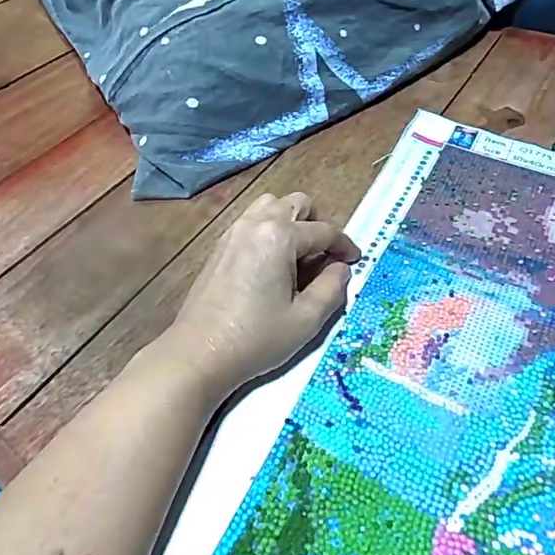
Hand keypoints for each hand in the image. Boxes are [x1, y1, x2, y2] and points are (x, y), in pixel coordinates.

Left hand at [163, 192, 360, 396]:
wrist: (200, 352)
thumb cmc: (256, 338)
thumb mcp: (305, 320)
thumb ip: (331, 289)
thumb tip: (341, 269)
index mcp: (279, 236)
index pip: (323, 231)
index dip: (344, 245)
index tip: (355, 260)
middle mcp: (255, 223)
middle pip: (295, 203)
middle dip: (316, 224)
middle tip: (323, 257)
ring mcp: (233, 232)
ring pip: (270, 206)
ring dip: (290, 222)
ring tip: (297, 256)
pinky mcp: (220, 245)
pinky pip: (251, 221)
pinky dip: (268, 230)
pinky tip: (272, 264)